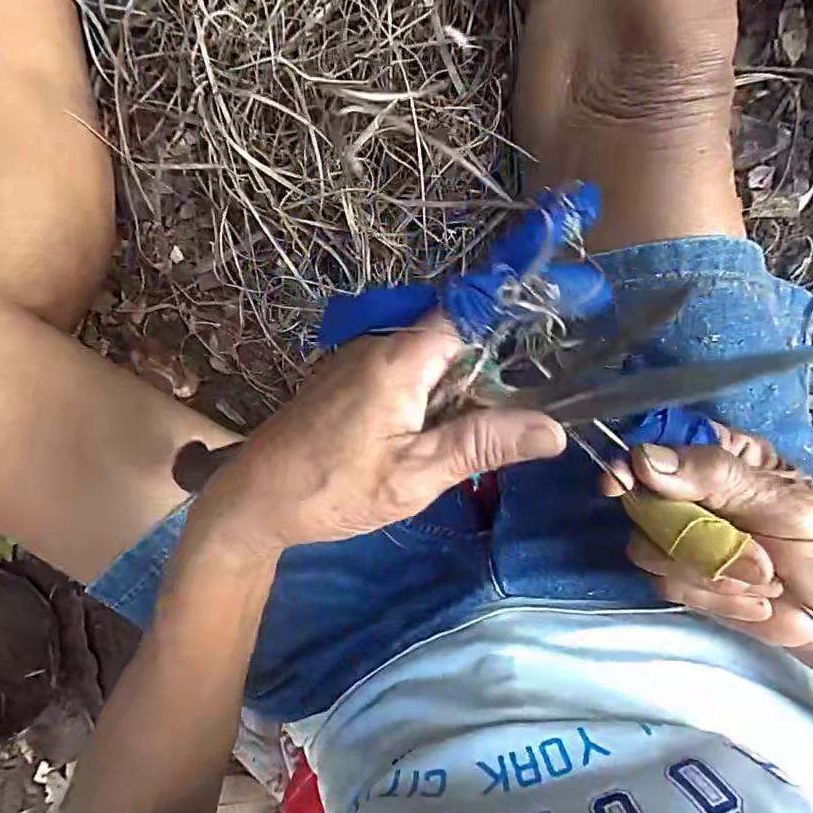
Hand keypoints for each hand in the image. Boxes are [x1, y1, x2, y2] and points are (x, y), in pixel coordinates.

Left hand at [192, 318, 565, 554]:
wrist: (255, 500)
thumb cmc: (333, 490)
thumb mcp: (415, 476)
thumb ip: (482, 445)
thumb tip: (554, 430)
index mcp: (398, 359)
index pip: (468, 313)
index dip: (512, 312)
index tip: (557, 321)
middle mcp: (379, 345)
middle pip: (453, 336)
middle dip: (491, 368)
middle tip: (523, 410)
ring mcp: (360, 360)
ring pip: (430, 357)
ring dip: (461, 387)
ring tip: (484, 429)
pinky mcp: (350, 380)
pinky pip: (405, 371)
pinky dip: (432, 393)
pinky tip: (436, 431)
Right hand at [603, 429, 812, 659]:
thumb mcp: (785, 505)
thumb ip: (715, 478)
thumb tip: (644, 459)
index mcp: (723, 459)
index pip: (659, 447)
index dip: (634, 462)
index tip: (619, 483)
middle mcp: (694, 494)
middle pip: (645, 503)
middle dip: (693, 537)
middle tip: (750, 554)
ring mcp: (686, 538)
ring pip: (650, 548)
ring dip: (711, 572)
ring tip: (765, 580)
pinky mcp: (686, 579)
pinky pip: (668, 584)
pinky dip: (715, 596)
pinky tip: (755, 600)